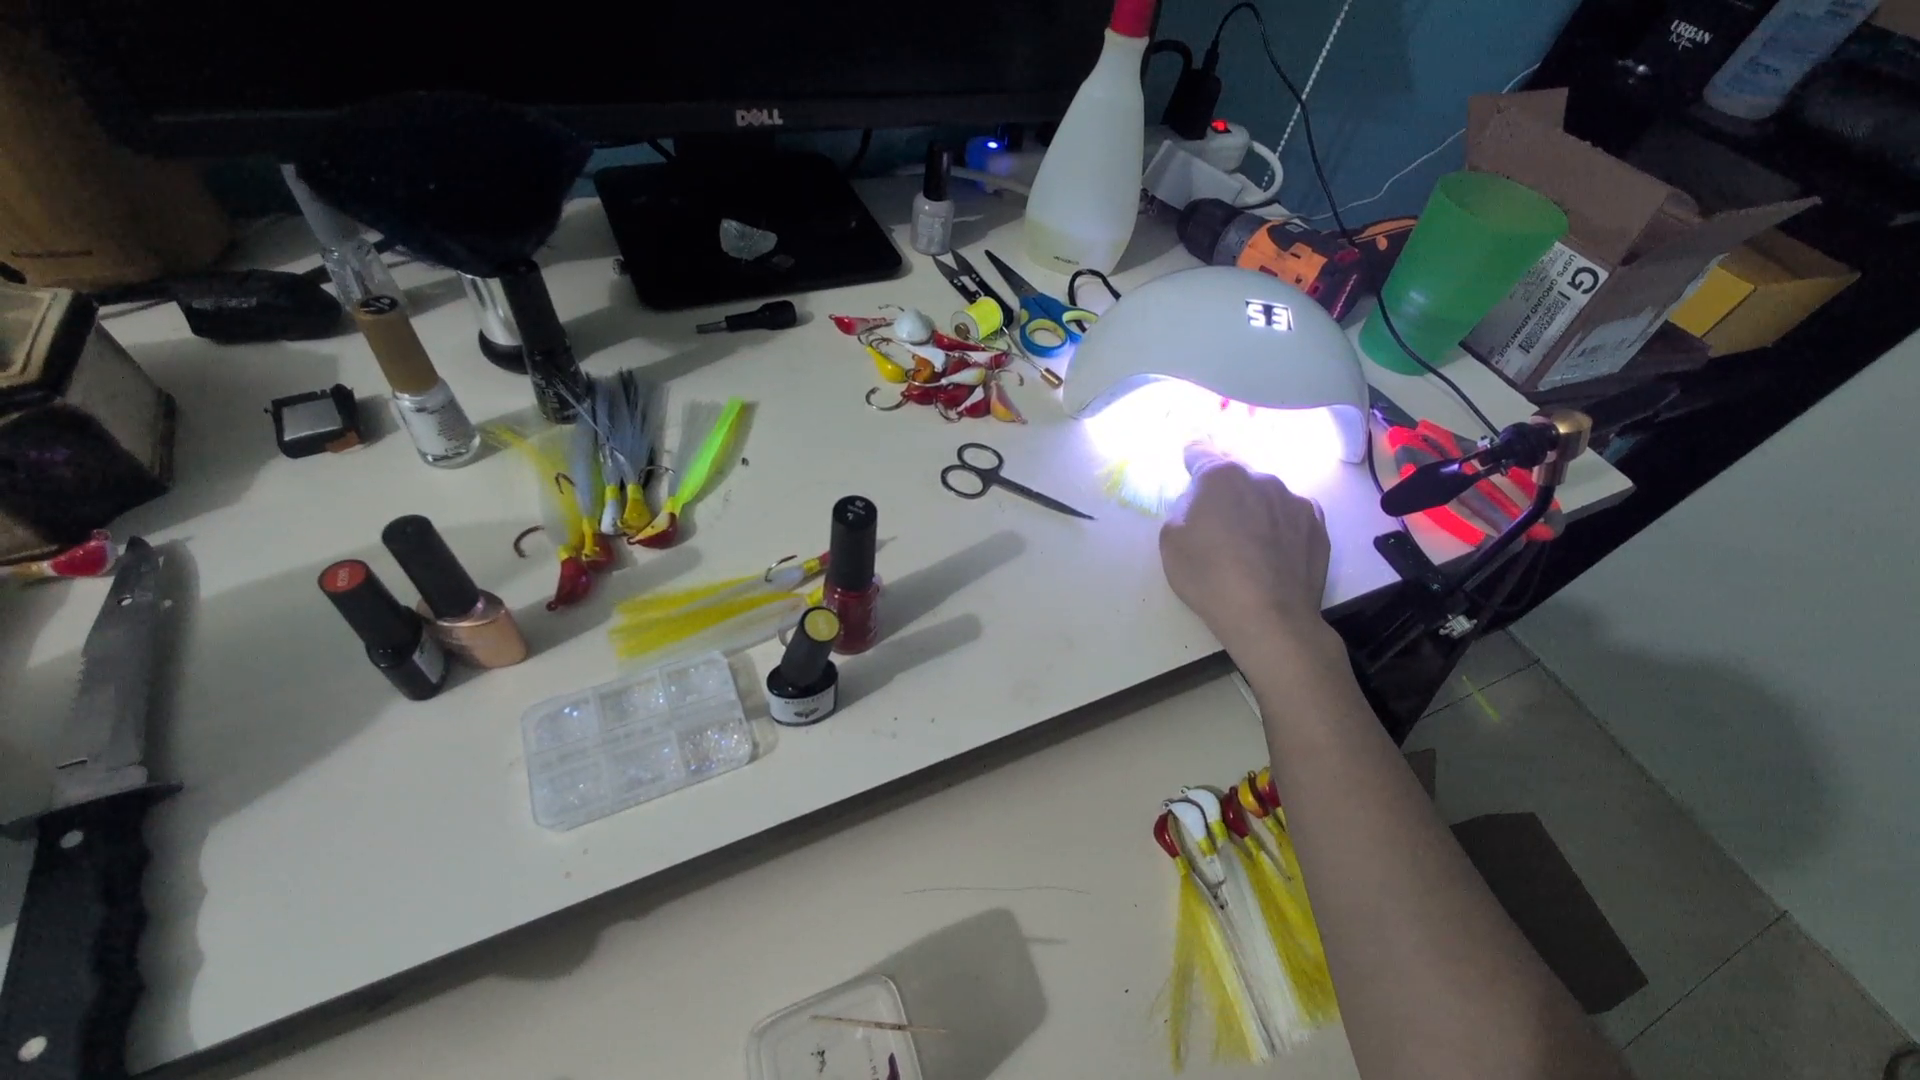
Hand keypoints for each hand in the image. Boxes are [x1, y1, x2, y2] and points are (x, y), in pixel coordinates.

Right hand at [1160, 444, 1331, 648]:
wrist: (1269, 617)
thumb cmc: (1209, 577)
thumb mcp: (1171, 542)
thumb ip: (1183, 510)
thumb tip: (1201, 505)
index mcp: (1221, 477)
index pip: (1201, 453)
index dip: (1192, 456)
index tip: (1190, 458)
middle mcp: (1262, 478)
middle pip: (1237, 477)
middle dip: (1225, 492)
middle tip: (1216, 521)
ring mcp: (1295, 501)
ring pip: (1266, 496)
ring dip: (1255, 509)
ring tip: (1249, 543)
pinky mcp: (1318, 526)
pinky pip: (1290, 517)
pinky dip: (1280, 527)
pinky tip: (1273, 552)